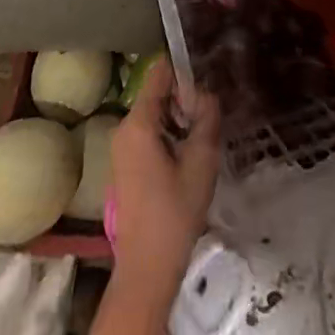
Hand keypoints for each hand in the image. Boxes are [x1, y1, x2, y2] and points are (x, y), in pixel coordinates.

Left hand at [110, 55, 221, 286]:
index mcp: (138, 123)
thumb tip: (206, 92)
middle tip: (212, 113)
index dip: (183, 69)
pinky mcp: (126, 163)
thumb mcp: (202, 161)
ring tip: (205, 132)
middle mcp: (124, 128)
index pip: (158, 73)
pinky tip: (189, 152)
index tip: (208, 74)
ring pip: (154, 115)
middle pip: (156, 94)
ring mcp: (122, 147)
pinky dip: (169, 134)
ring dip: (178, 118)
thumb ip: (206, 118)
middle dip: (184, 97)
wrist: (147, 266)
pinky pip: (149, 133)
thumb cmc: (175, 211)